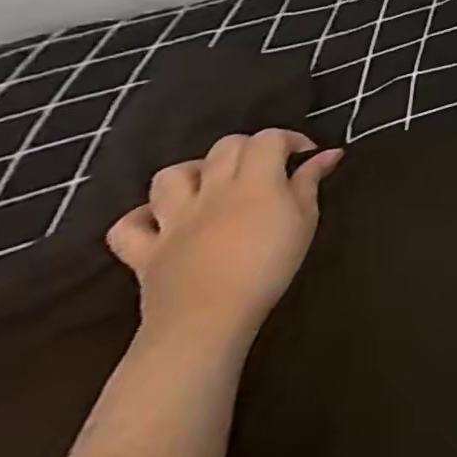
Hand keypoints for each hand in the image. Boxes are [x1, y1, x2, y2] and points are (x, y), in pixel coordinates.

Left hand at [106, 129, 341, 346]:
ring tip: (212, 185)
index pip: (267, 139)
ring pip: (170, 176)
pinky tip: (162, 223)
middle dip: (250, 148)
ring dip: (193, 172)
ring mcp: (171, 219)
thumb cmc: (269, 266)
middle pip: (224, 148)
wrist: (209, 317)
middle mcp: (210, 190)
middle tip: (269, 167)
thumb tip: (329, 153)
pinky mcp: (144, 249)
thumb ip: (310, 183)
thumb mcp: (305, 221)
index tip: (307, 155)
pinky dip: (143, 218)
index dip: (289, 139)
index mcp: (253, 181)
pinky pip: (128, 226)